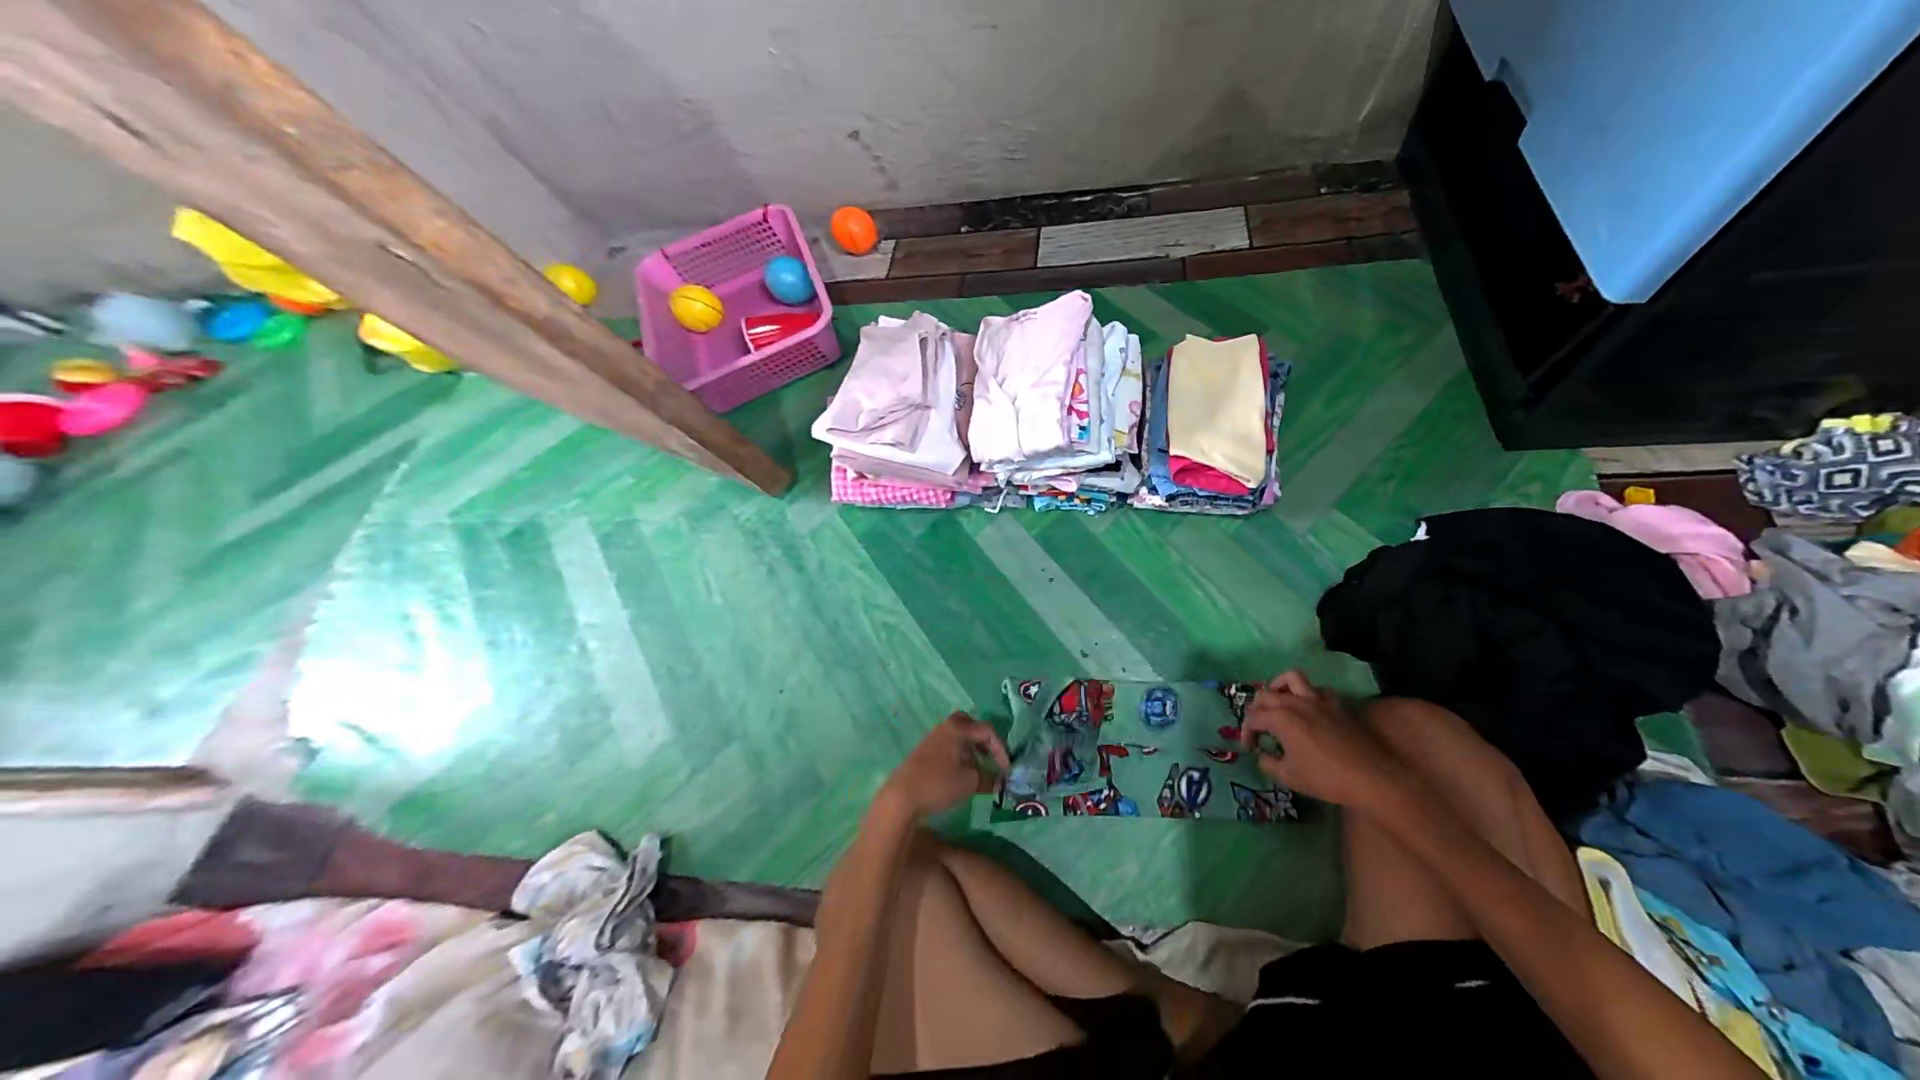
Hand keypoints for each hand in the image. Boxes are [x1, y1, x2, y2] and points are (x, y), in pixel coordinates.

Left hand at [875, 712, 1010, 823]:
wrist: (902, 796)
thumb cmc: (939, 783)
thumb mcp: (970, 782)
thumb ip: (989, 778)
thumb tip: (999, 781)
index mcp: (958, 727)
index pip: (988, 731)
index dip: (1001, 750)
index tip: (1006, 771)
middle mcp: (945, 727)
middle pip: (971, 726)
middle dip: (985, 742)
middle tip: (992, 759)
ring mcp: (933, 738)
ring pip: (959, 737)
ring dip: (973, 750)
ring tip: (979, 770)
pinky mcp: (925, 751)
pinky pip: (949, 746)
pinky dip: (960, 755)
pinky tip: (961, 774)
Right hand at [1240, 672, 1403, 808]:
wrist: (1372, 778)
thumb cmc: (1326, 779)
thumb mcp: (1288, 777)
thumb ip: (1268, 763)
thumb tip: (1263, 754)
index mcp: (1280, 719)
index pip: (1252, 717)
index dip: (1246, 732)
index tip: (1250, 748)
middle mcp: (1296, 703)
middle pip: (1265, 694)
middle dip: (1256, 711)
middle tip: (1260, 729)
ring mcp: (1318, 701)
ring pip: (1290, 678)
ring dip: (1278, 688)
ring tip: (1278, 704)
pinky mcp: (1336, 705)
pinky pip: (1317, 689)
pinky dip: (1307, 694)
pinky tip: (1308, 710)